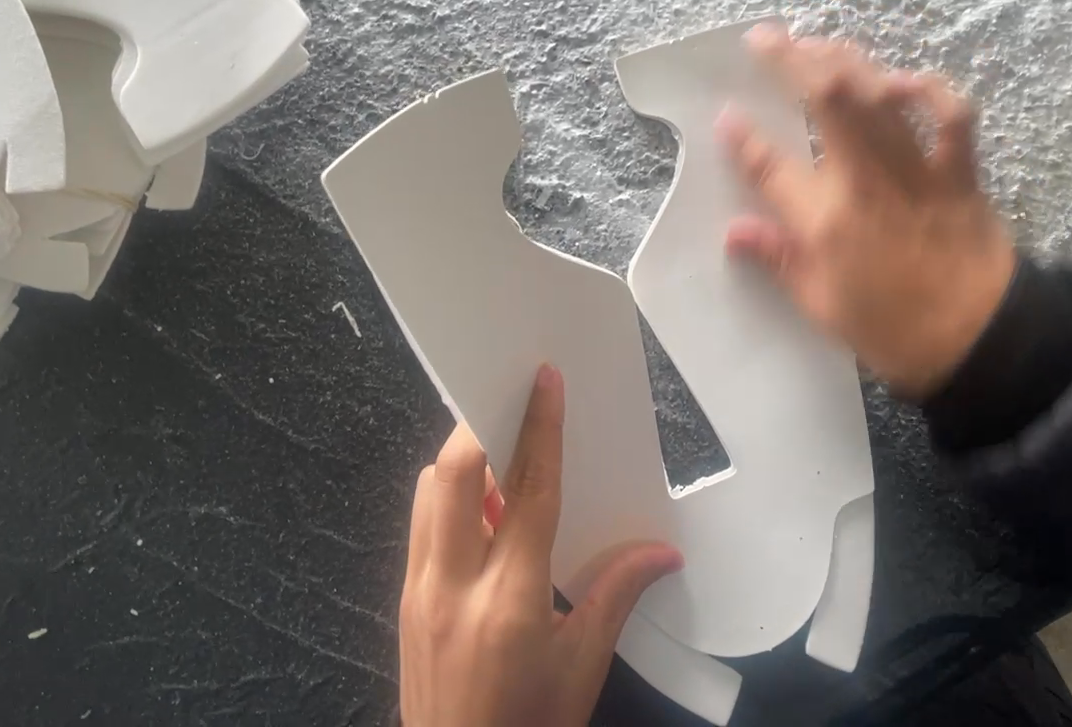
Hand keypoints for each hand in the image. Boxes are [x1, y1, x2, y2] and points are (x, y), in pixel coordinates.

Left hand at [398, 365, 683, 726]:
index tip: (544, 379)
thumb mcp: (582, 668)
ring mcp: (418, 591)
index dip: (540, 428)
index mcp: (510, 600)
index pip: (528, 492)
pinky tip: (482, 515)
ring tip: (502, 461)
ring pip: (428, 492)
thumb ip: (617, 594)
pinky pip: (422, 524)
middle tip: (510, 400)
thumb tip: (666, 551)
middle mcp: (452, 585)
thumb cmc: (531, 725)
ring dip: (462, 462)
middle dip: (479, 423)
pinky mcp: (404, 600)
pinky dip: (448, 497)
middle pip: (453, 474)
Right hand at [717, 25, 1017, 398]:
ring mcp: (915, 168)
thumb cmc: (890, 329)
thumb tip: (733, 230)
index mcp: (825, 219)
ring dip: (844, 58)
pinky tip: (904, 79)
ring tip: (817, 43)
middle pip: (827, 98)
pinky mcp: (958, 169)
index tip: (725, 115)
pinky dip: (931, 89)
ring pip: (878, 92)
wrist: (979, 341)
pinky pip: (951, 114)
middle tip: (766, 38)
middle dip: (791, 59)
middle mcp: (865, 179)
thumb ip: (777, 260)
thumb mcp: (820, 306)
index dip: (742, 137)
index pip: (770, 167)